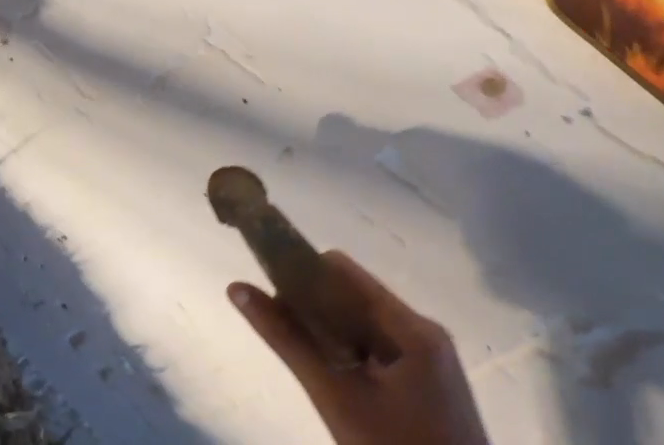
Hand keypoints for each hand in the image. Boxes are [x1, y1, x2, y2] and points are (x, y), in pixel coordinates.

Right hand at [231, 252, 489, 444]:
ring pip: (360, 319)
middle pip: (350, 293)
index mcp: (410, 327)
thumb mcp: (334, 394)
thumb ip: (285, 338)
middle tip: (286, 334)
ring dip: (326, 329)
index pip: (340, 269)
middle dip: (311, 305)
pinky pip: (375, 343)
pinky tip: (333, 375)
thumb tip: (236, 287)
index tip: (272, 296)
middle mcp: (423, 331)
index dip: (300, 272)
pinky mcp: (426, 378)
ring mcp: (428, 356)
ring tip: (308, 359)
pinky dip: (345, 348)